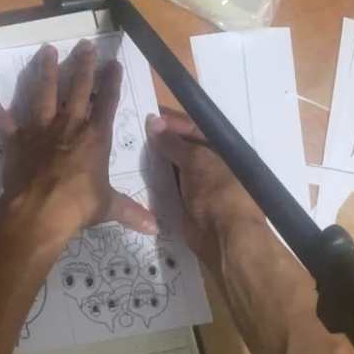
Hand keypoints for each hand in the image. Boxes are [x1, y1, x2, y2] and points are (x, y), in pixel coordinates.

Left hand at [0, 41, 156, 244]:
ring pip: (43, 93)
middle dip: (83, 66)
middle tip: (85, 45)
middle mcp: (69, 126)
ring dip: (46, 71)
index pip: (107, 104)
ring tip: (47, 50)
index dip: (111, 82)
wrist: (41, 211)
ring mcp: (40, 130)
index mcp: (95, 138)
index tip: (114, 63)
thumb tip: (154, 227)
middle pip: (77, 89)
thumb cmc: (78, 206)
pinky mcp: (15, 140)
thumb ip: (130, 212)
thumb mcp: (109, 207)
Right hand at [146, 109, 270, 262]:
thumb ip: (173, 143)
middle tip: (132, 135)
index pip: (195, 129)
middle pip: (183, 148)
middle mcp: (214, 165)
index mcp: (224, 150)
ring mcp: (200, 186)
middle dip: (161, 142)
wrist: (224, 236)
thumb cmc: (217, 192)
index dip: (172, 122)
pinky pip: (169, 188)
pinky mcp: (188, 204)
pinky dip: (155, 182)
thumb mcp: (197, 160)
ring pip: (174, 168)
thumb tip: (154, 122)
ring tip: (128, 153)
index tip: (147, 117)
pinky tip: (135, 175)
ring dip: (156, 162)